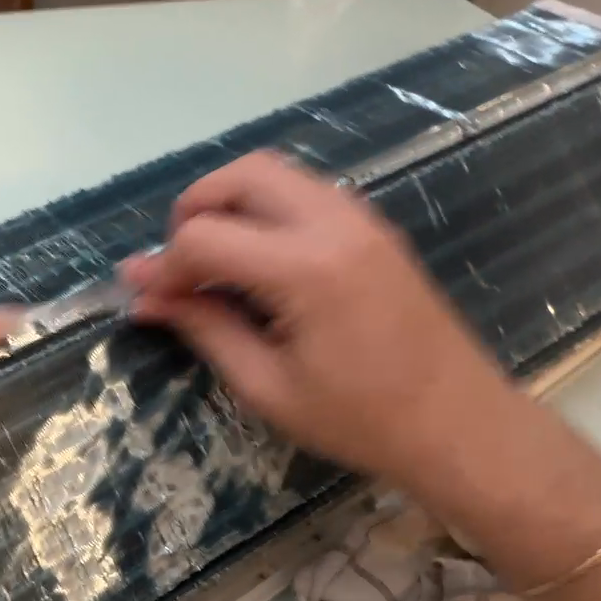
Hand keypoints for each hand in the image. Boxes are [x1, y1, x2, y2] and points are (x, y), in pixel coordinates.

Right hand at [123, 152, 518, 484]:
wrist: (459, 425)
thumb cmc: (357, 419)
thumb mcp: (263, 385)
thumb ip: (202, 328)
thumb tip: (142, 296)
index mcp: (306, 269)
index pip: (205, 237)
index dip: (164, 268)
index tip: (149, 303)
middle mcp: (335, 224)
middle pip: (241, 176)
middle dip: (192, 211)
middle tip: (178, 267)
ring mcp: (361, 220)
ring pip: (274, 175)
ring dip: (228, 206)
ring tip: (210, 266)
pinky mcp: (372, 230)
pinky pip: (303, 193)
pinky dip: (263, 212)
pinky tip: (254, 266)